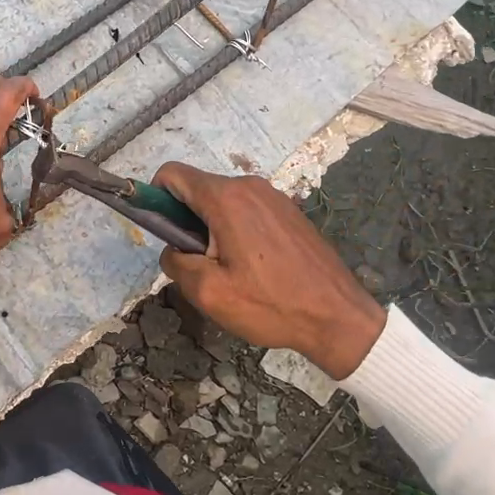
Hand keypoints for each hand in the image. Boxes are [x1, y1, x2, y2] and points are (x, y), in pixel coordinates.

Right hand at [152, 163, 384, 378]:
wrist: (339, 319)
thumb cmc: (270, 304)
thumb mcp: (208, 292)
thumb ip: (175, 262)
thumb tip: (174, 249)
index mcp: (225, 198)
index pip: (172, 174)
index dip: (156, 199)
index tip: (164, 232)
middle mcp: (248, 187)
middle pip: (197, 190)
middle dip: (186, 221)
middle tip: (202, 263)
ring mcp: (273, 197)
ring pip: (222, 202)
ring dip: (212, 228)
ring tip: (230, 270)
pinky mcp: (289, 211)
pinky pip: (247, 210)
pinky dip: (237, 231)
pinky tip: (254, 267)